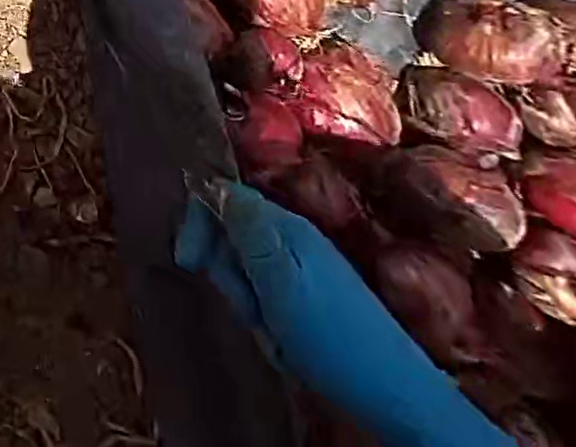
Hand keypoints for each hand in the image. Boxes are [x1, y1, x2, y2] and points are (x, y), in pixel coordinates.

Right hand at [174, 182, 511, 446]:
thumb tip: (213, 183)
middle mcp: (291, 237)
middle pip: (231, 233)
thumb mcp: (278, 276)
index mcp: (284, 224)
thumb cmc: (329, 332)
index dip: (200, 220)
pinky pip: (263, 295)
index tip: (185, 258)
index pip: (226, 197)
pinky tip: (279, 340)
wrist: (390, 392)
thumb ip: (246, 226)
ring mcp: (300, 267)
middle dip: (227, 271)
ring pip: (244, 269)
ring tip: (269, 330)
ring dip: (245, 300)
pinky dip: (262, 319)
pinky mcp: (304, 297)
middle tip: (248, 306)